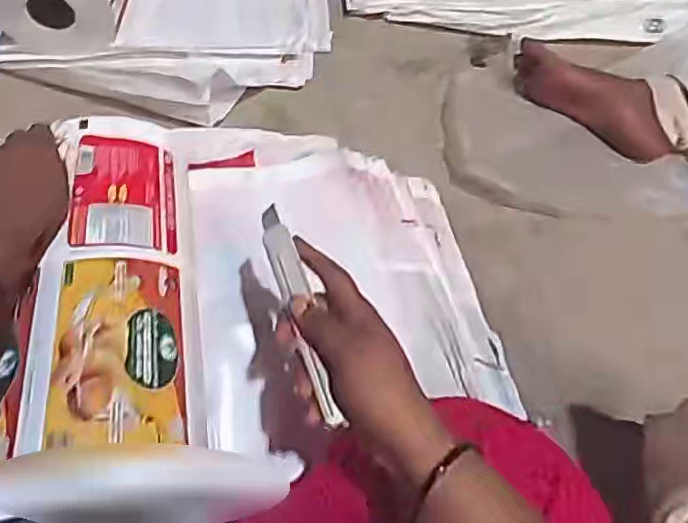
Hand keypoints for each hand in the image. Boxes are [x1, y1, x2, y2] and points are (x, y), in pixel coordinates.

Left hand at [0, 125, 68, 289]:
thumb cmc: (32, 225)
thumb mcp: (62, 197)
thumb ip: (62, 170)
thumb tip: (63, 160)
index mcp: (41, 146)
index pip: (45, 132)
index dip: (49, 146)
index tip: (53, 157)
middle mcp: (13, 146)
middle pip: (22, 140)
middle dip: (28, 153)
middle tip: (37, 173)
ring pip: (4, 154)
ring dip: (11, 165)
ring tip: (19, 190)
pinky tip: (2, 198)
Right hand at [287, 240, 453, 488]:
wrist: (405, 443)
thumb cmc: (376, 387)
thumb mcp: (342, 351)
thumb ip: (317, 324)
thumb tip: (298, 301)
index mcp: (356, 314)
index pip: (332, 276)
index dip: (312, 258)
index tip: (292, 245)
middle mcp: (354, 330)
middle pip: (315, 316)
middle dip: (294, 330)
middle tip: (281, 344)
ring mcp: (353, 359)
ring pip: (314, 351)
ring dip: (303, 371)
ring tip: (305, 394)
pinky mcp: (350, 386)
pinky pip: (321, 379)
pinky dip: (314, 394)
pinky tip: (314, 412)